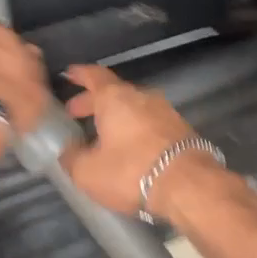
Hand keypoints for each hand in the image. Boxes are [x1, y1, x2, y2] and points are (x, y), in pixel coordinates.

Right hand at [61, 65, 222, 216]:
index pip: (94, 76)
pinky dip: (134, 128)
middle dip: (93, 102)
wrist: (188, 184)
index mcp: (115, 98)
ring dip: (115, 116)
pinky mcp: (180, 128)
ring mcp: (165, 110)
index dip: (80, 74)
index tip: (69, 73)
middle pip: (113, 92)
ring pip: (133, 107)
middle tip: (76, 113)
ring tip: (101, 135)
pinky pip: (149, 121)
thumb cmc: (132, 171)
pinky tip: (128, 148)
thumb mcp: (88, 172)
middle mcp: (141, 96)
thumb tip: (69, 151)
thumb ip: (72, 158)